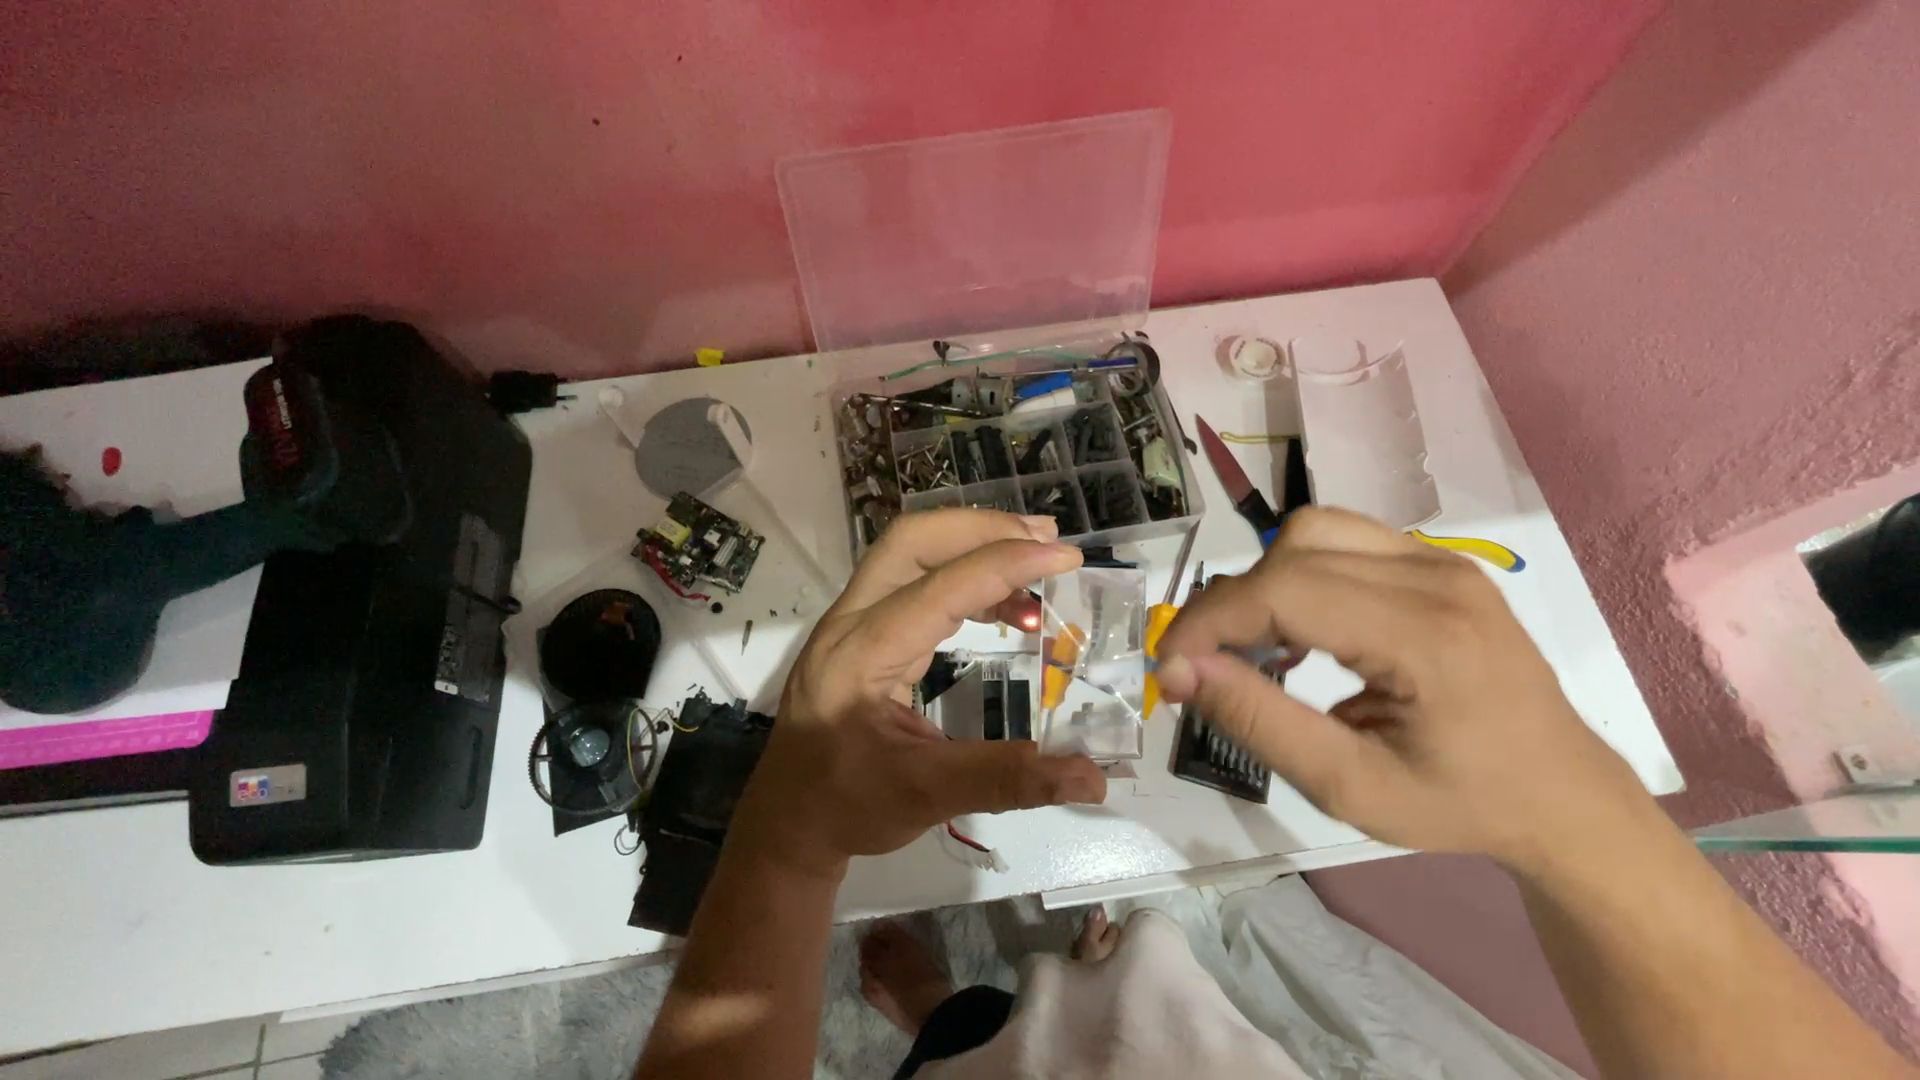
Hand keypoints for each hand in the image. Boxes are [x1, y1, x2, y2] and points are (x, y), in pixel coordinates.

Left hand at [729, 510, 1107, 879]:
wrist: (788, 822)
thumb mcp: (926, 796)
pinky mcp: (861, 635)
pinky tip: (1001, 608)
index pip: (941, 586)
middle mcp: (851, 623)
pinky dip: (961, 579)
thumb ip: (1008, 780)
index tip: (1068, 557)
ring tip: (1037, 569)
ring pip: (910, 553)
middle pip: (913, 540)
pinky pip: (911, 582)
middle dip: (983, 528)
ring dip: (973, 548)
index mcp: (862, 654)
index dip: (1008, 565)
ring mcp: (851, 624)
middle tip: (1047, 538)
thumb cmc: (846, 806)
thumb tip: (1092, 780)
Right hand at [1154, 507, 1650, 868]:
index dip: (1210, 620)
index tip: (1168, 667)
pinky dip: (1295, 573)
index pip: (1286, 589)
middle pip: (1294, 547)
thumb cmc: (1459, 804)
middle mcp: (1438, 577)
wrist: (1561, 795)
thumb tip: (1179, 669)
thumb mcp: (1349, 786)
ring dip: (1263, 581)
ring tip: (1254, 645)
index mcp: (1427, 636)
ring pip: (1313, 530)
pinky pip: (1340, 540)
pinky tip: (1298, 627)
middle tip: (1207, 664)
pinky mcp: (1437, 562)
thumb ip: (1258, 722)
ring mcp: (1442, 561)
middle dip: (1230, 603)